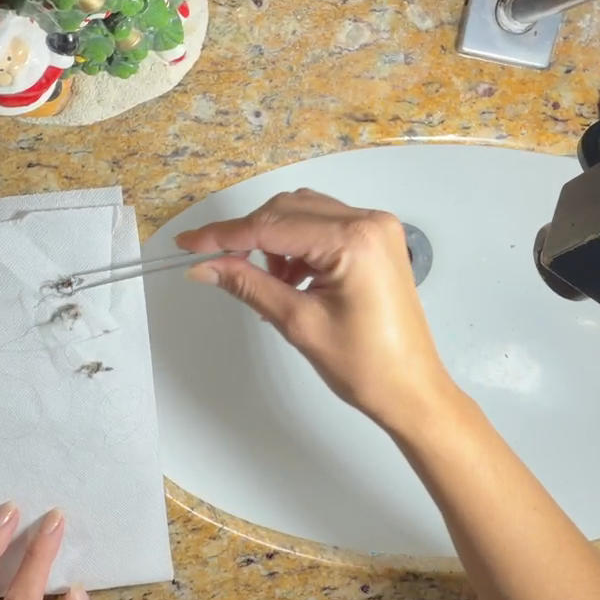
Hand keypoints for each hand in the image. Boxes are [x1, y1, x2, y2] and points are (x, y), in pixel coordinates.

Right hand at [175, 188, 456, 428]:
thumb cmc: (363, 366)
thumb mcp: (298, 322)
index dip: (224, 234)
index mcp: (353, 239)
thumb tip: (202, 266)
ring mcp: (377, 227)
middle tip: (218, 267)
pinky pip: (323, 226)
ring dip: (274, 241)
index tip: (186, 243)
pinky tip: (291, 280)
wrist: (412, 390)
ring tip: (268, 284)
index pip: (272, 225)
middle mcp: (369, 220)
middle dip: (249, 236)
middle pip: (287, 210)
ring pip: (304, 214)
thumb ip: (248, 284)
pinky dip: (297, 246)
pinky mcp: (377, 240)